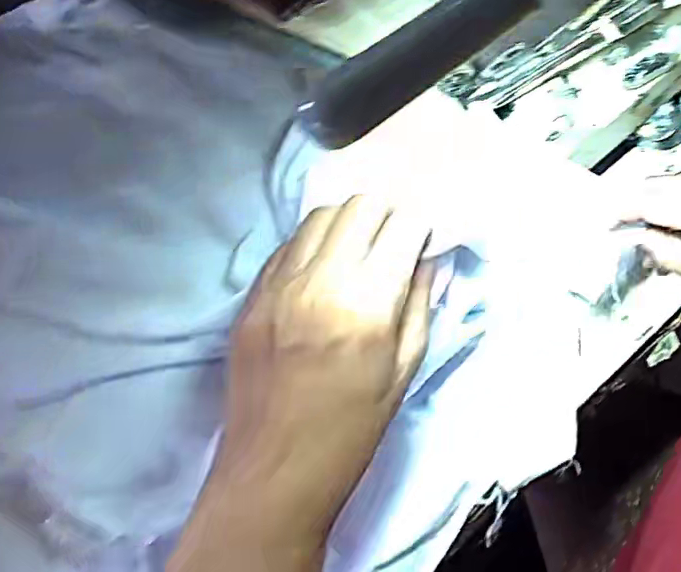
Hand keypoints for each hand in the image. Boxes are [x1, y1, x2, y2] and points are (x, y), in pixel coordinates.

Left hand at [172, 197, 433, 571]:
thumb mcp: (407, 363)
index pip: (404, 225)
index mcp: (367, 303)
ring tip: (360, 248)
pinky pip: (288, 244)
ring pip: (322, 215)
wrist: (273, 475)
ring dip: (350, 222)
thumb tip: (430, 254)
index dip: (422, 227)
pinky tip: (325, 268)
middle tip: (395, 241)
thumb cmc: (354, 424)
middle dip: (387, 215)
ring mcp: (278, 287)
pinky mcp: (250, 298)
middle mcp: (320, 282)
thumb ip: (421, 299)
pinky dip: (315, 243)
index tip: (425, 242)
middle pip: (361, 206)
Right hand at [619, 171, 680, 294]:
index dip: (617, 213)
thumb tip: (640, 243)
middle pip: (648, 186)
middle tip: (612, 230)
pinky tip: (661, 221)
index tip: (599, 227)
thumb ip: (671, 256)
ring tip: (634, 230)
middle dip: (626, 204)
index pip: (642, 202)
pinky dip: (662, 198)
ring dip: (644, 201)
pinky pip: (677, 184)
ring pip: (661, 183)